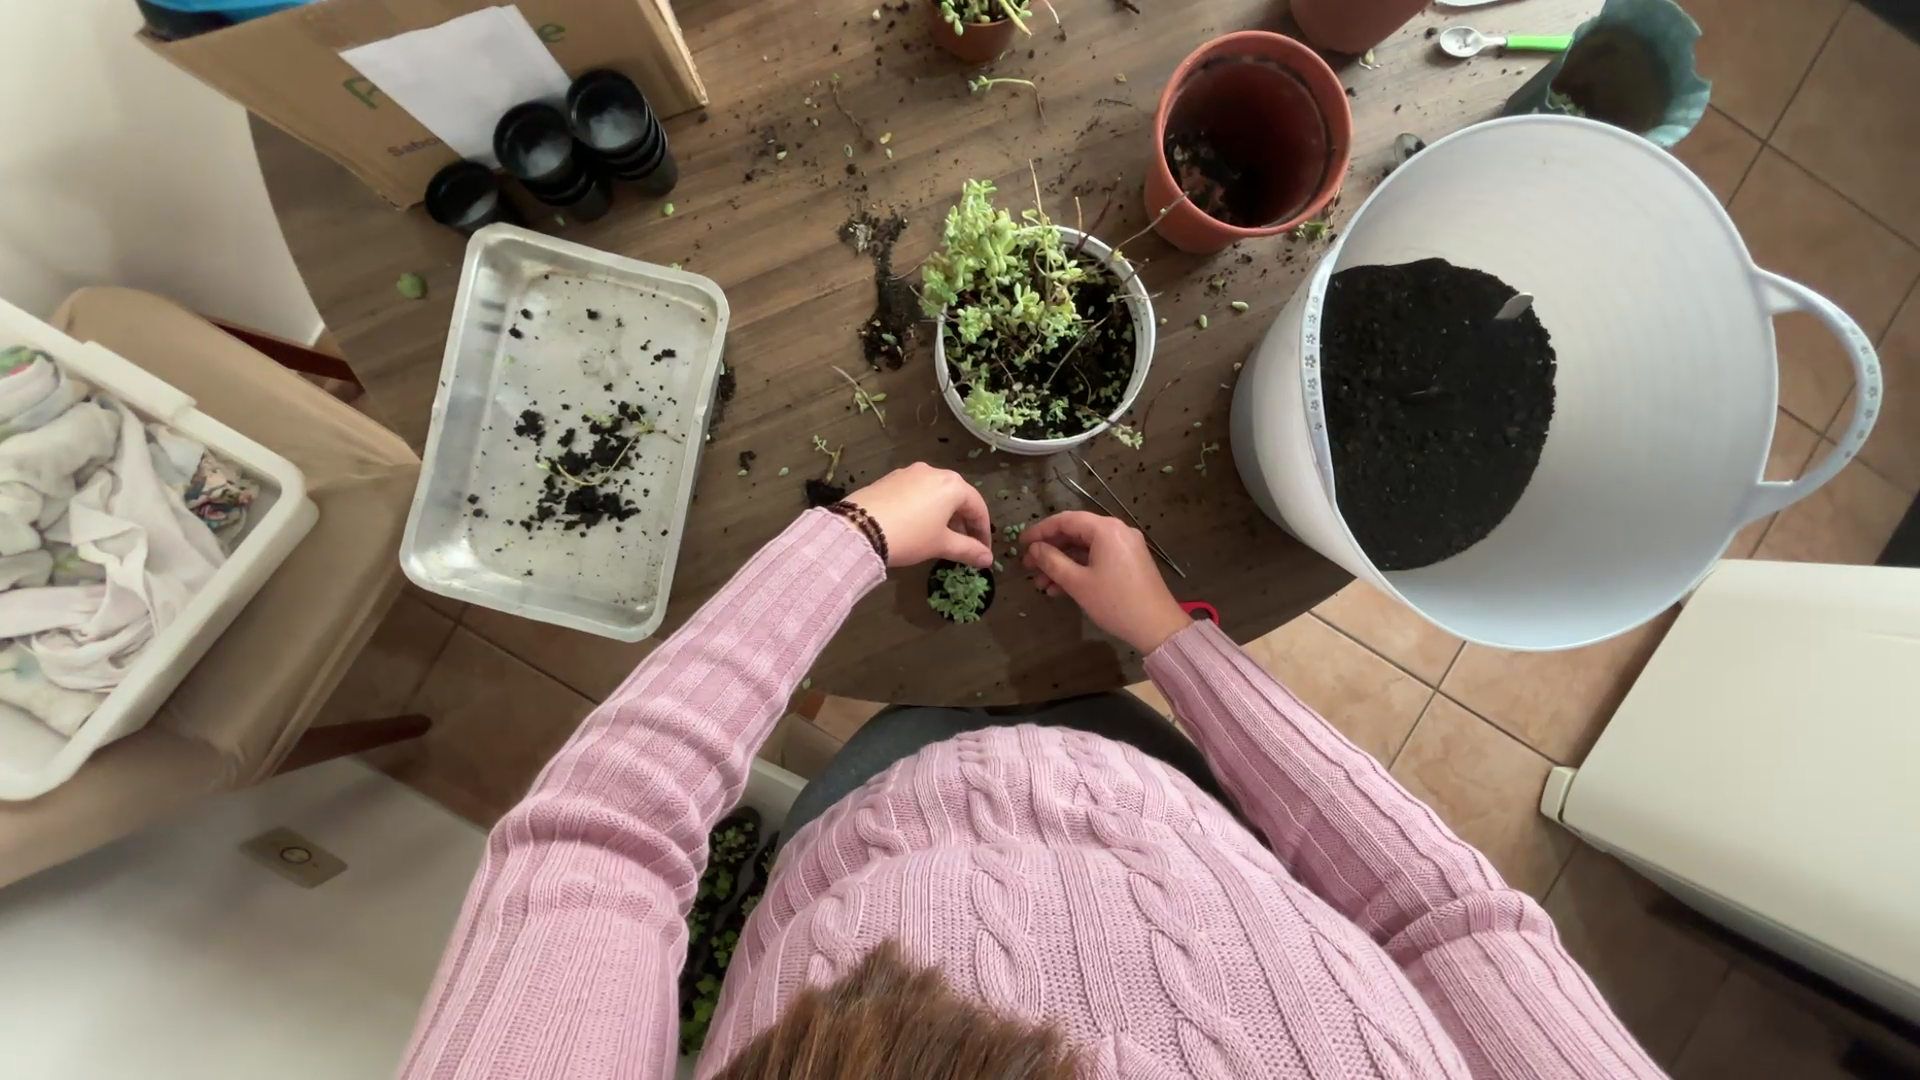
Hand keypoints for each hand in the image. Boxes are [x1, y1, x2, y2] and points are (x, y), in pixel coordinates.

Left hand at [843, 463, 992, 569]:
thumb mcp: (941, 545)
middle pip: (958, 497)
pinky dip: (925, 507)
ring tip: (941, 537)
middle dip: (964, 522)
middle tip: (965, 545)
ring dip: (944, 514)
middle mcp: (933, 471)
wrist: (859, 528)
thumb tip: (988, 560)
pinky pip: (916, 492)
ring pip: (936, 493)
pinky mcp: (890, 478)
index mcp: (952, 485)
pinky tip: (918, 525)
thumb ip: (968, 550)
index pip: (978, 507)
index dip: (984, 531)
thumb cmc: (909, 536)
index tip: (984, 550)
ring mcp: (910, 472)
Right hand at [1019, 511, 1192, 653]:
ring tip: (1040, 584)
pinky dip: (1078, 569)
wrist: (1157, 626)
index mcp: (1105, 529)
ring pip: (1085, 549)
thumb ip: (1052, 561)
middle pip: (1075, 533)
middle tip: (1028, 566)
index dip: (1039, 531)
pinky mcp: (1128, 562)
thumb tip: (1034, 549)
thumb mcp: (1077, 582)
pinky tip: (1060, 588)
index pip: (1065, 520)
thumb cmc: (1114, 602)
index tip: (1021, 544)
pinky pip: (1097, 558)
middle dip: (1049, 550)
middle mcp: (1117, 531)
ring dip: (1061, 564)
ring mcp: (1125, 546)